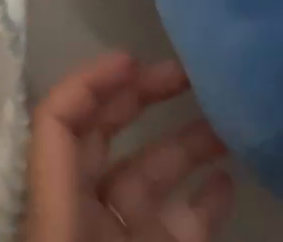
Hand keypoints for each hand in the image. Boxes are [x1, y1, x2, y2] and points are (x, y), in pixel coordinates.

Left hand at [24, 51, 234, 241]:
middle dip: (139, 97)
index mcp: (55, 204)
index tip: (133, 60)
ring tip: (224, 117)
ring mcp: (119, 238)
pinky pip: (178, 223)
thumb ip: (120, 184)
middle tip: (185, 72)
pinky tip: (227, 178)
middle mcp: (83, 212)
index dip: (89, 83)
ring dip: (183, 145)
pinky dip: (202, 200)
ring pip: (147, 177)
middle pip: (102, 136)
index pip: (57, 122)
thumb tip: (165, 150)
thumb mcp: (68, 235)